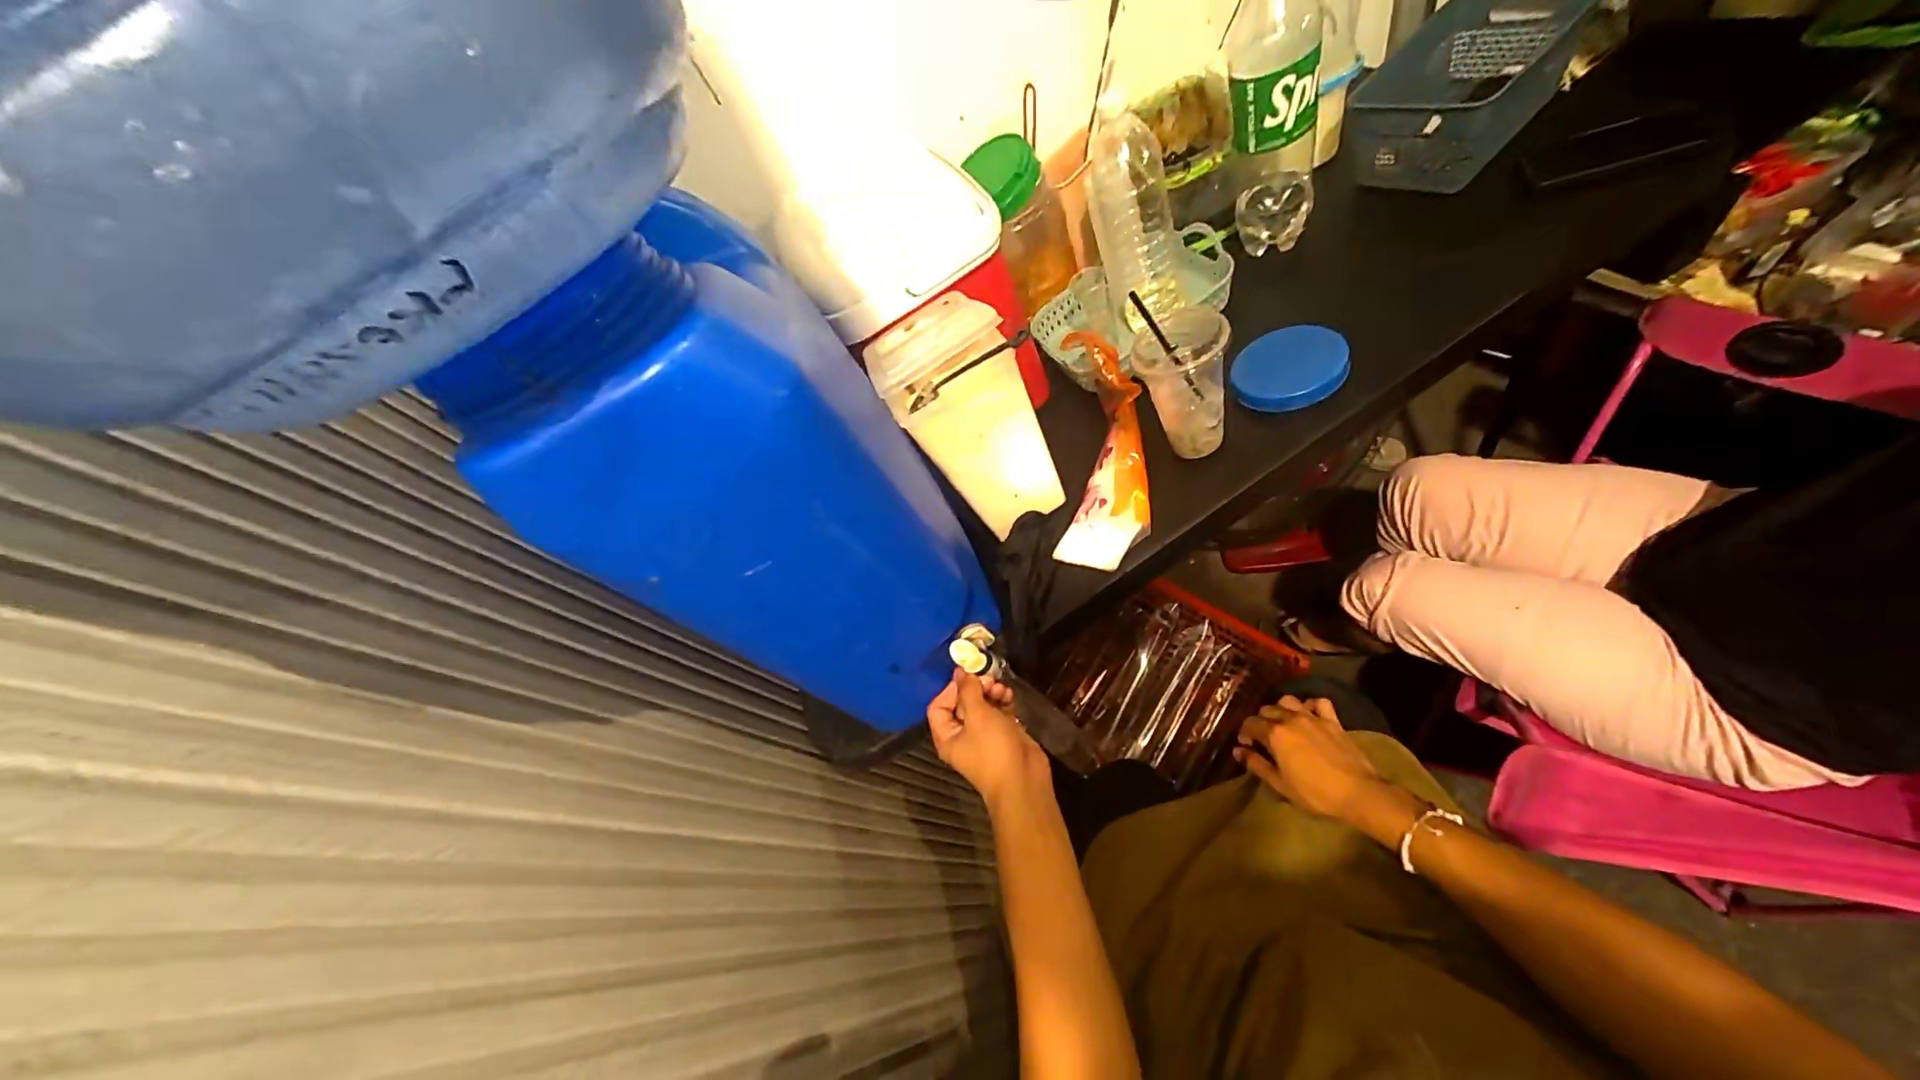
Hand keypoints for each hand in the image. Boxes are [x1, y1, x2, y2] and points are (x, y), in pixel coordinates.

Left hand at [927, 668, 1048, 812]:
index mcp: (947, 736)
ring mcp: (984, 735)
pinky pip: (999, 712)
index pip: (938, 707)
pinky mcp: (1004, 734)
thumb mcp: (978, 716)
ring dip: (991, 693)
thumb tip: (959, 670)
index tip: (967, 677)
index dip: (950, 690)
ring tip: (1002, 688)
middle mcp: (963, 735)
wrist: (1024, 781)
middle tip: (989, 679)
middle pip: (962, 703)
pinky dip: (1003, 702)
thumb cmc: (993, 749)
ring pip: (983, 706)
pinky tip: (1010, 695)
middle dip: (975, 689)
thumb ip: (968, 690)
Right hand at [1234, 695, 1420, 843]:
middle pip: (1267, 710)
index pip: (1250, 724)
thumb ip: (1256, 764)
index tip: (1246, 745)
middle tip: (1264, 738)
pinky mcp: (1333, 721)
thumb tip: (1237, 751)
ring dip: (1281, 709)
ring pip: (1288, 701)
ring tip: (1283, 723)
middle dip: (1260, 721)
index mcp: (1275, 734)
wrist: (1358, 792)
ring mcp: (1313, 717)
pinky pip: (1319, 702)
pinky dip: (1310, 705)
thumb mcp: (1280, 784)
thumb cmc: (1315, 793)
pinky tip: (1309, 715)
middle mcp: (1290, 719)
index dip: (1244, 733)